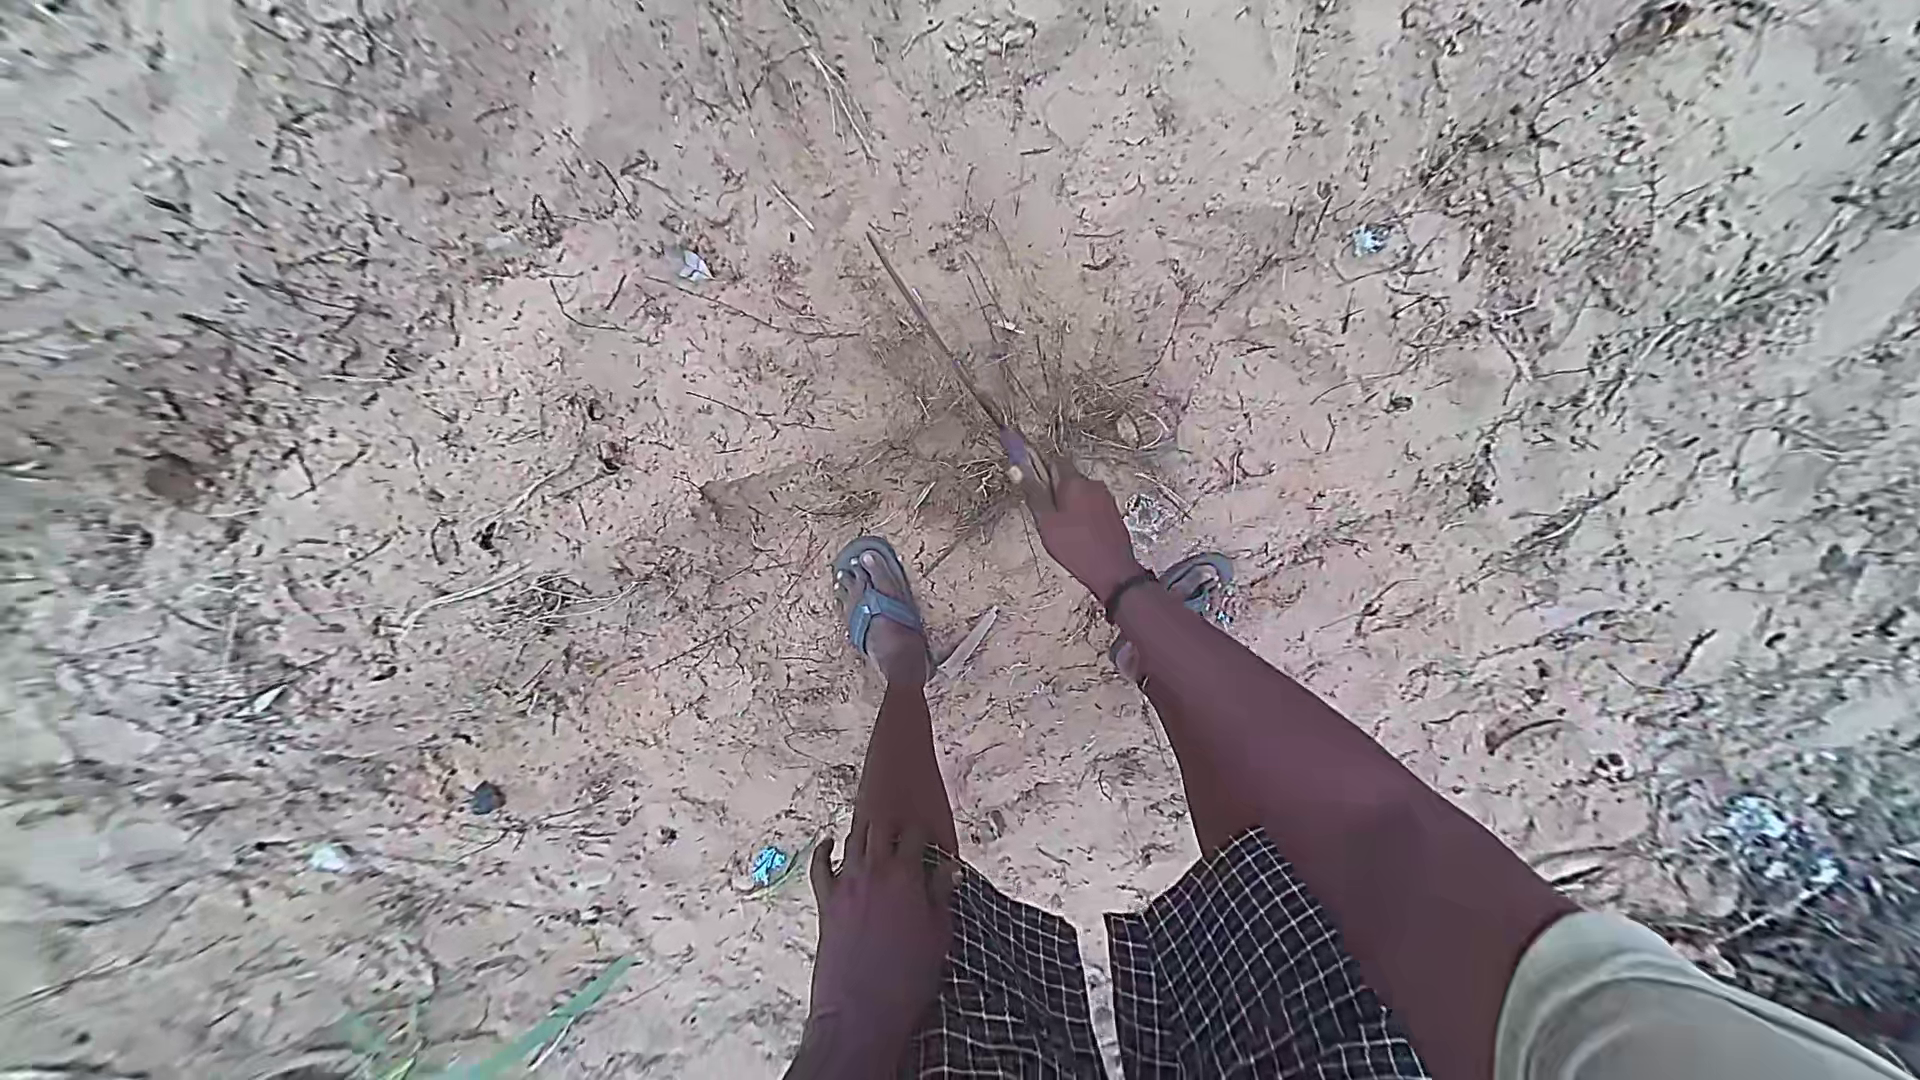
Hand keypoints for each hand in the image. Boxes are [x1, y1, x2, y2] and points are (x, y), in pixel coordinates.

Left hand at [792, 823, 956, 1077]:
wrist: (861, 1014)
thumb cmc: (905, 978)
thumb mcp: (938, 935)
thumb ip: (941, 894)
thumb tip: (949, 868)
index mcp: (905, 875)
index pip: (915, 834)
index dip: (922, 830)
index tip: (927, 834)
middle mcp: (874, 870)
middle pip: (881, 827)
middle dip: (892, 822)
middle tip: (900, 825)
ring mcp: (847, 883)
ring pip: (854, 840)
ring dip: (865, 831)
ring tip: (874, 827)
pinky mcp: (826, 902)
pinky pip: (820, 867)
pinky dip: (823, 850)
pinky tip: (828, 842)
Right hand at [1027, 458, 1144, 598]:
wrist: (1112, 571)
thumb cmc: (1076, 548)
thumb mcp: (1046, 522)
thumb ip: (1033, 493)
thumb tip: (1017, 469)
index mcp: (1075, 482)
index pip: (1054, 461)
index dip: (1041, 472)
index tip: (1033, 487)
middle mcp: (1093, 484)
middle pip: (1067, 478)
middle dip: (1055, 492)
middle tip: (1046, 516)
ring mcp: (1106, 498)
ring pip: (1080, 492)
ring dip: (1069, 504)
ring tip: (1062, 529)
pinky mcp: (1113, 512)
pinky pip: (1091, 504)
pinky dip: (1082, 513)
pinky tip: (1078, 534)